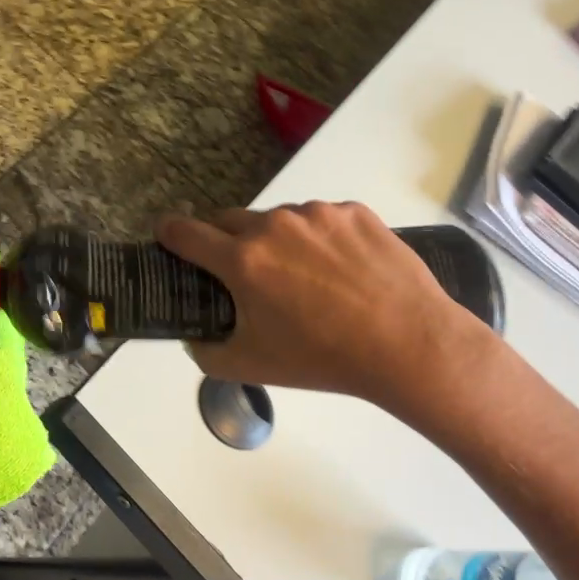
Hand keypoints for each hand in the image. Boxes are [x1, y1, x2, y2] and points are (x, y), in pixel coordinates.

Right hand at [157, 203, 501, 414]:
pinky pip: (321, 219)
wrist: (412, 348)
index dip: (168, 234)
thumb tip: (194, 337)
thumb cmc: (323, 359)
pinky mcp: (355, 213)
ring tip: (304, 277)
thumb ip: (206, 352)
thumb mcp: (252, 366)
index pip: (184, 231)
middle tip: (243, 273)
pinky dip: (319, 238)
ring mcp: (317, 214)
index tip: (166, 238)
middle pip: (227, 220)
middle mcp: (273, 226)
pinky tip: (341, 270)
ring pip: (277, 219)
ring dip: (275, 240)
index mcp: (241, 260)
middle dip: (223, 241)